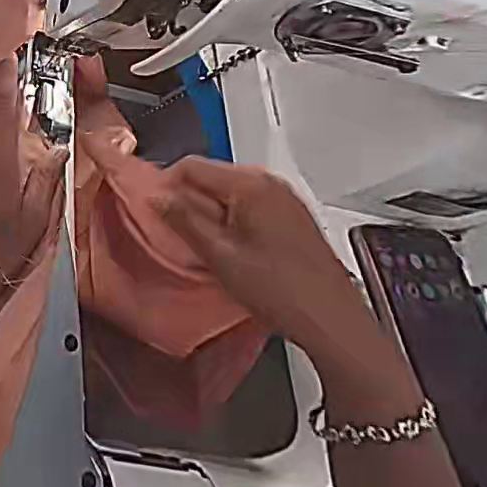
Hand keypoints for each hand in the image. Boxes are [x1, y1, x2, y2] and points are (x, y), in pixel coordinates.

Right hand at [161, 158, 378, 364]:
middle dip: (189, 200)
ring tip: (203, 246)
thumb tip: (158, 197)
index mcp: (250, 183)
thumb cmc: (281, 291)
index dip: (166, 184)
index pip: (192, 165)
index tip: (154, 208)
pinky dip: (233, 218)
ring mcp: (283, 197)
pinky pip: (250, 203)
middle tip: (175, 233)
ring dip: (210, 211)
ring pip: (230, 191)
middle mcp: (269, 182)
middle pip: (212, 176)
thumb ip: (184, 220)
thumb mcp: (220, 256)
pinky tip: (231, 249)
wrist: (332, 321)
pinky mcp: (291, 214)